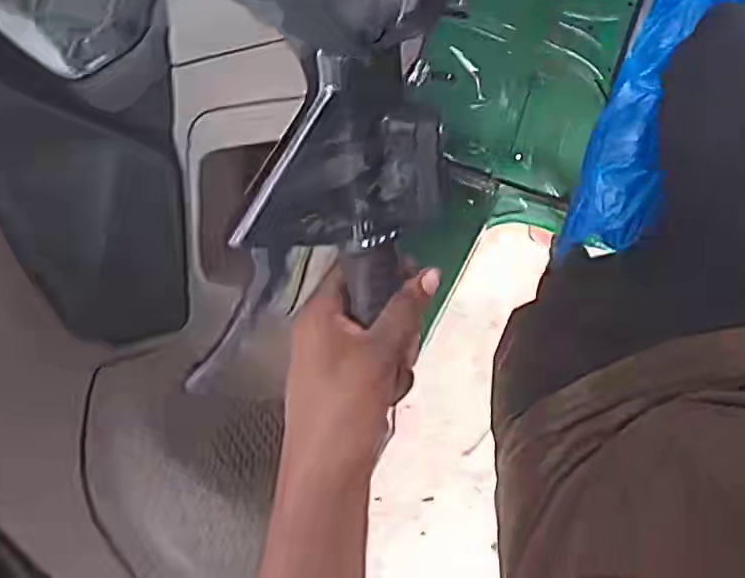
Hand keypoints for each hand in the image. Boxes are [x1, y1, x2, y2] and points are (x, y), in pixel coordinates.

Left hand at [281, 264, 439, 478]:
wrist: (327, 479)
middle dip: (398, 320)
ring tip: (395, 372)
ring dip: (398, 349)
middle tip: (404, 339)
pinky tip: (389, 391)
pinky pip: (377, 359)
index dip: (385, 266)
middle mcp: (321, 332)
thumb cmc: (340, 413)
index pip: (352, 267)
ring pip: (380, 332)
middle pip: (372, 300)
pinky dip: (390, 371)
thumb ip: (407, 307)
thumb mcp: (381, 350)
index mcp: (318, 315)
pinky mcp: (344, 382)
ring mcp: (332, 359)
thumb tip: (427, 275)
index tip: (413, 275)